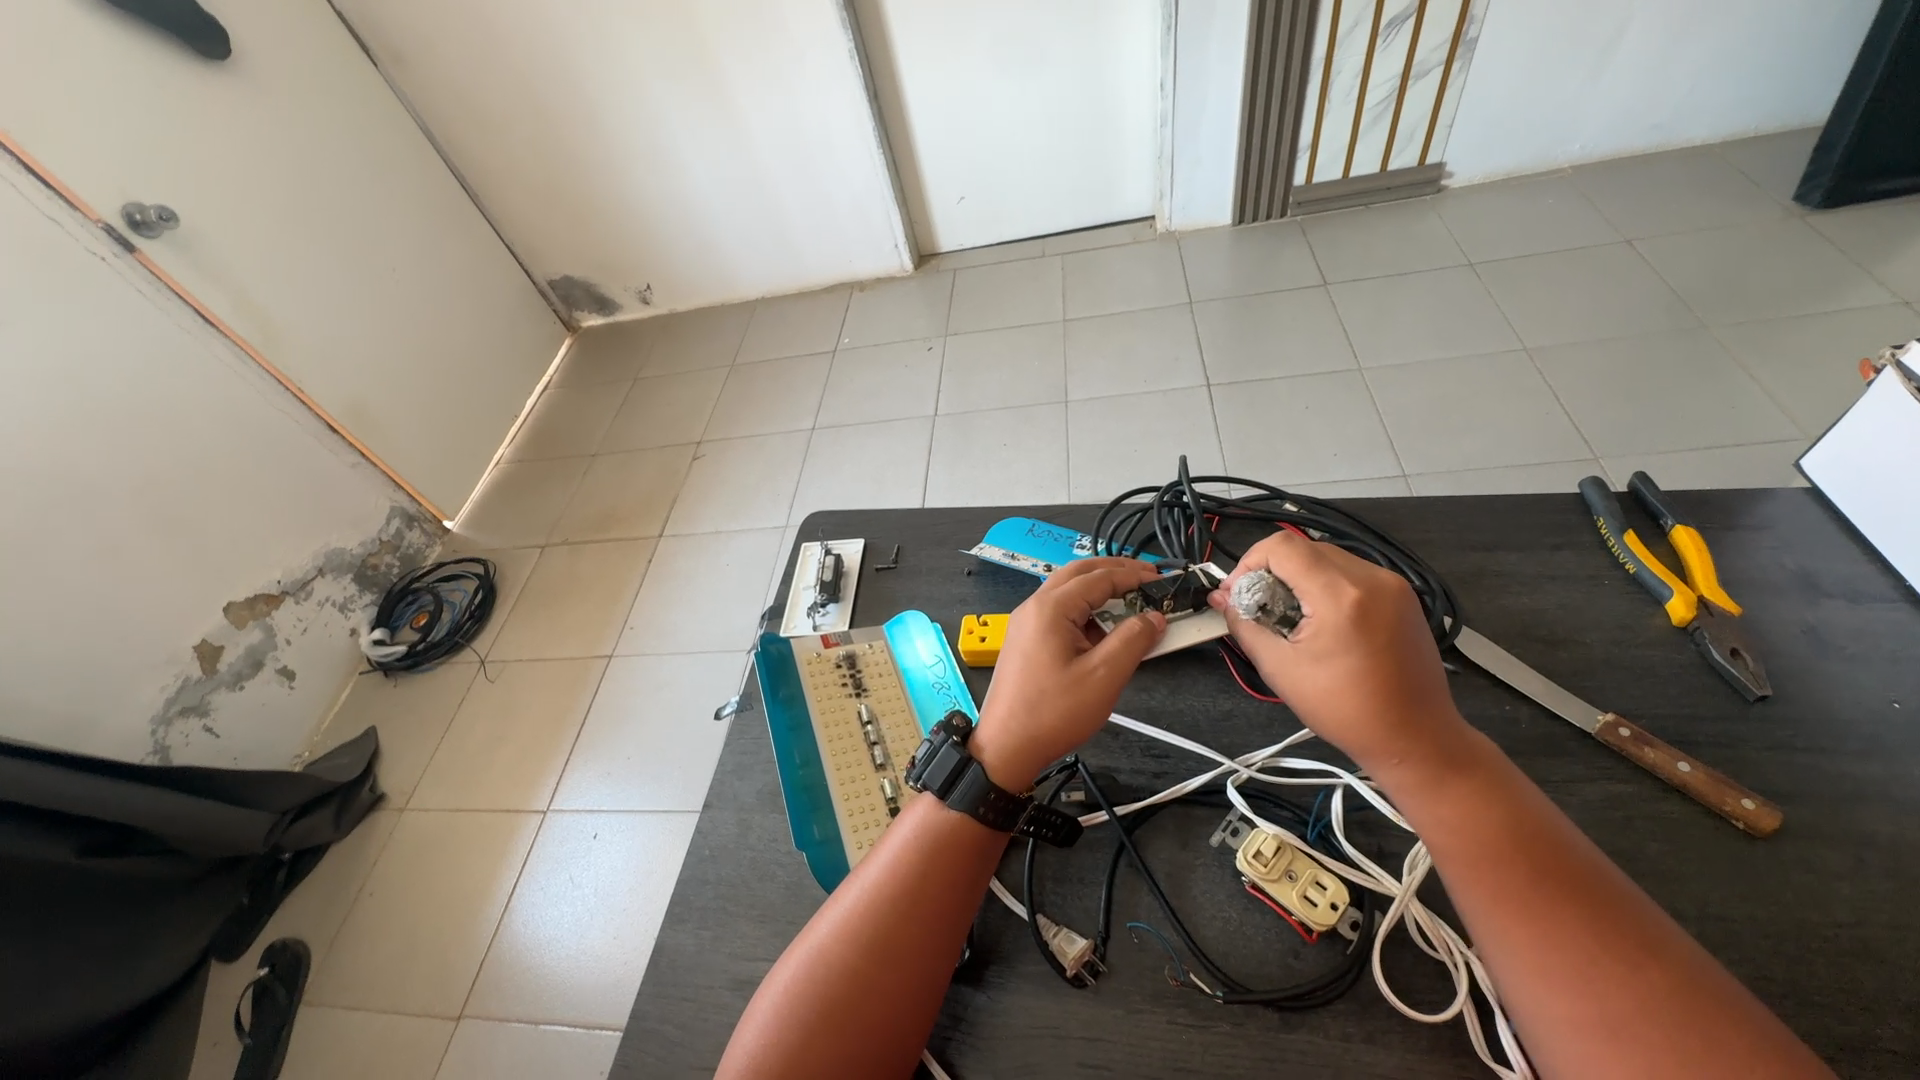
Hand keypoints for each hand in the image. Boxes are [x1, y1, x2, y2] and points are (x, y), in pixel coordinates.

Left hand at [969, 558, 1165, 788]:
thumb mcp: (1103, 677)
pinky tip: (1104, 631)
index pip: (1098, 577)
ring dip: (1099, 591)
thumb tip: (1154, 617)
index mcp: (1051, 608)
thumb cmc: (1054, 713)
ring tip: (1131, 603)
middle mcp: (1034, 607)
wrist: (1006, 747)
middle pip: (1078, 574)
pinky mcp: (1025, 641)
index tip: (1162, 579)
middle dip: (1114, 571)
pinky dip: (1084, 612)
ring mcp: (1025, 624)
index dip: (1133, 575)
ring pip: (1067, 592)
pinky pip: (1058, 613)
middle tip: (1147, 579)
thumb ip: (1132, 640)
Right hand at [1207, 532, 1467, 774]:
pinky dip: (1326, 585)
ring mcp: (1393, 584)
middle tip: (1258, 607)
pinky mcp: (1403, 595)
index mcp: (1340, 595)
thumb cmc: (1344, 710)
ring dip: (1299, 577)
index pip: (1282, 546)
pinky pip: (1352, 573)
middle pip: (1304, 548)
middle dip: (1272, 571)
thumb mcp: (1280, 669)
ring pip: (1328, 558)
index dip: (1250, 562)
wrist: (1416, 738)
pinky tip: (1320, 620)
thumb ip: (1245, 625)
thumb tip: (1220, 597)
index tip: (1238, 593)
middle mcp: (1371, 578)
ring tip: (1289, 616)